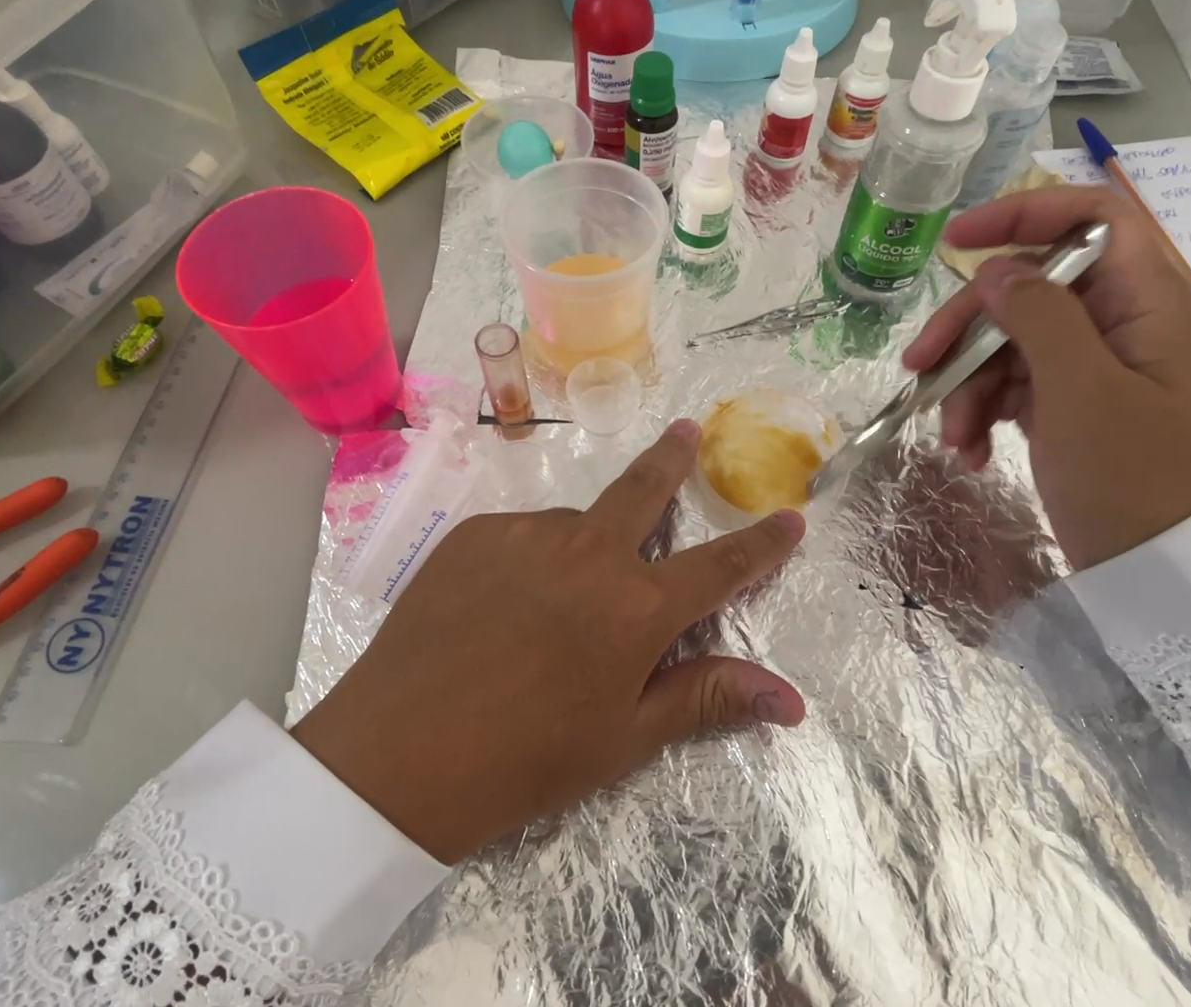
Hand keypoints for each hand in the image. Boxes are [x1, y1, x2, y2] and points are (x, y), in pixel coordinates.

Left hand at [292, 421, 806, 863]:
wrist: (398, 754)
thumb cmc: (526, 759)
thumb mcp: (626, 737)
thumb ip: (708, 698)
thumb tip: (791, 699)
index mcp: (637, 607)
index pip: (720, 566)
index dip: (761, 545)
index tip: (791, 518)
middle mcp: (588, 551)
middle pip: (644, 491)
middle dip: (673, 460)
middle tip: (686, 430)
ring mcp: (526, 533)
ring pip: (576, 523)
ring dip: (585, 545)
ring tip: (556, 603)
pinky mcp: (474, 534)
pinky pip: (522, 534)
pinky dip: (532, 558)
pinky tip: (504, 602)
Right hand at [902, 185, 1190, 570]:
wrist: (1165, 568)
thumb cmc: (1134, 476)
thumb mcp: (1080, 391)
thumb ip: (1038, 315)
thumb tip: (995, 268)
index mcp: (1146, 298)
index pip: (1089, 217)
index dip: (1021, 213)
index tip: (954, 243)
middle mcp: (1121, 321)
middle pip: (1029, 288)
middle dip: (968, 327)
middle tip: (917, 367)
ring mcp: (1094, 366)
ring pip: (1010, 342)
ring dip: (968, 385)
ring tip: (953, 438)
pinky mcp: (1072, 405)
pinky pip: (1014, 386)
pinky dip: (984, 412)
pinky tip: (969, 452)